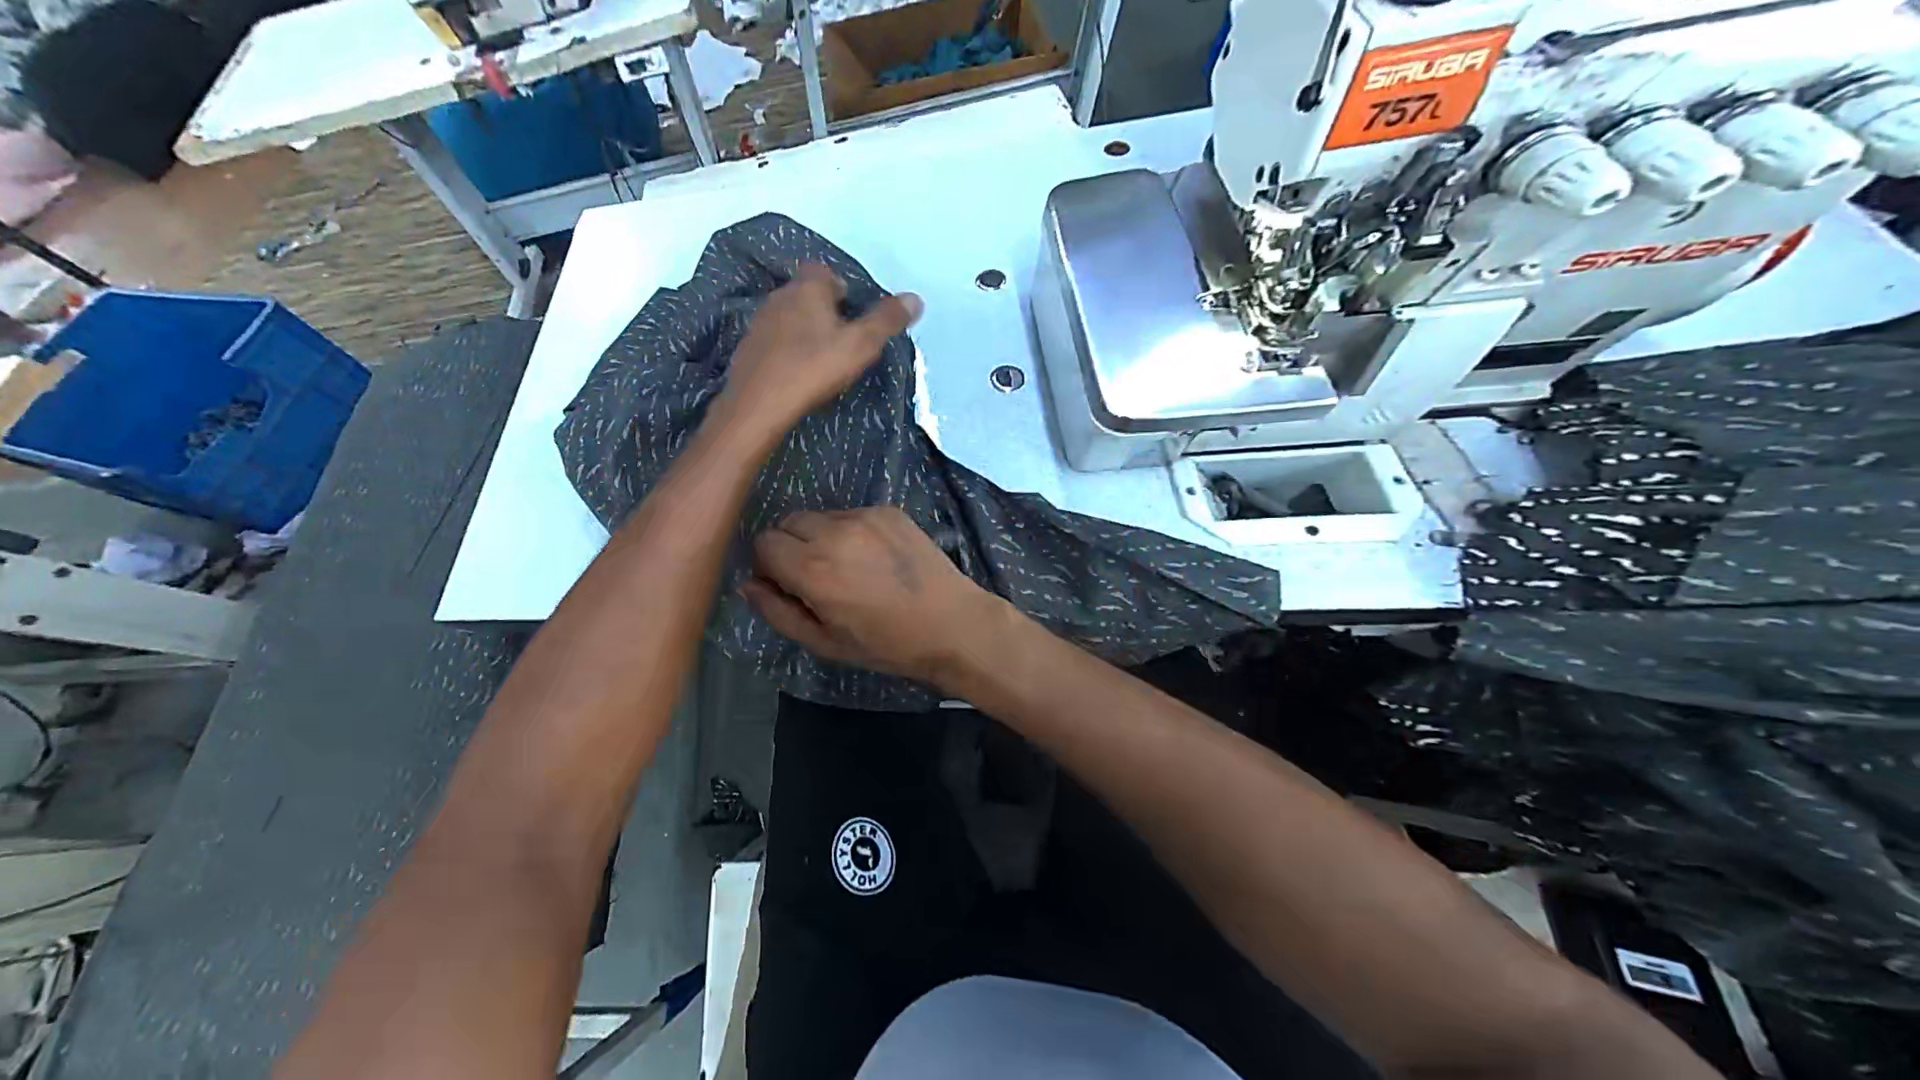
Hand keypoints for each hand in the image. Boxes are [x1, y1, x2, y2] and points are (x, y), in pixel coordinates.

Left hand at [716, 264, 921, 435]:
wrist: (758, 404)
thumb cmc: (813, 368)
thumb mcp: (861, 345)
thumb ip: (887, 320)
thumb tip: (915, 298)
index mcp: (808, 287)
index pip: (826, 271)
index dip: (843, 289)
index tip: (856, 316)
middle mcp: (780, 296)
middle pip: (808, 294)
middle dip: (826, 310)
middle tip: (844, 339)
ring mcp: (760, 322)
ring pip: (790, 317)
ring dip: (805, 331)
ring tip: (822, 358)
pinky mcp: (748, 348)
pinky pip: (775, 340)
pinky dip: (787, 350)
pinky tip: (797, 372)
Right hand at [741, 507, 1010, 687]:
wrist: (952, 624)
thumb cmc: (886, 644)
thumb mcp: (825, 643)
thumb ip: (778, 612)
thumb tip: (748, 584)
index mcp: (813, 569)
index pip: (764, 543)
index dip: (770, 566)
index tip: (789, 586)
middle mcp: (834, 532)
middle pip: (787, 522)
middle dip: (791, 547)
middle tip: (817, 578)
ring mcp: (865, 516)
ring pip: (819, 516)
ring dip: (820, 537)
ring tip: (850, 568)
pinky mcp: (889, 510)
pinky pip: (851, 514)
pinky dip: (850, 531)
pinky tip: (874, 558)